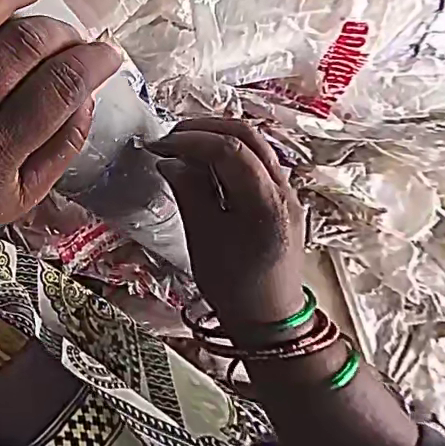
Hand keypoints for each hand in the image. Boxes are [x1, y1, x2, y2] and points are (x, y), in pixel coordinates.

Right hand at [152, 118, 305, 332]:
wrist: (270, 317)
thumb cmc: (231, 282)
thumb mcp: (202, 236)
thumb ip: (189, 190)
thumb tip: (169, 160)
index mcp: (265, 202)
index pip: (229, 149)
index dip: (188, 140)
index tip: (156, 147)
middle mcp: (284, 189)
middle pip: (247, 134)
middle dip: (202, 129)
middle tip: (168, 139)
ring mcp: (288, 191)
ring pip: (254, 142)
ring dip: (215, 135)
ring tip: (181, 147)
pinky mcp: (282, 197)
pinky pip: (256, 158)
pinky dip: (227, 150)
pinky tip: (203, 163)